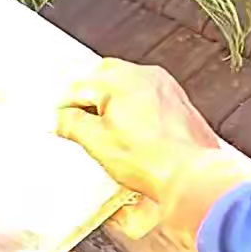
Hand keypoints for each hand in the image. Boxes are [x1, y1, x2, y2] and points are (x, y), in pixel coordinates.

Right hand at [54, 59, 250, 236]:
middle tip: (79, 123)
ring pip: (127, 84)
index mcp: (120, 80)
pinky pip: (146, 96)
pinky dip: (133, 107)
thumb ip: (71, 124)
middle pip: (103, 77)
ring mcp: (164, 87)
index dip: (64, 108)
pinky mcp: (178, 102)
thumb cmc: (148, 160)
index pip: (79, 87)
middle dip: (88, 97)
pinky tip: (131, 132)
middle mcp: (144, 76)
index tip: (59, 125)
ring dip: (111, 101)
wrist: (191, 176)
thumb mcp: (97, 143)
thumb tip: (60, 117)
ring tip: (105, 130)